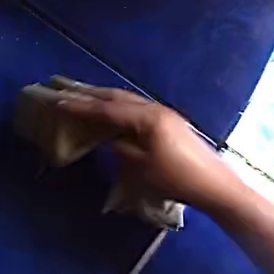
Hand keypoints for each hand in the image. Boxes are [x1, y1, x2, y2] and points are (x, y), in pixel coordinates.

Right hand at [43, 82, 249, 214]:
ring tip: (82, 95)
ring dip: (104, 97)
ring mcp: (164, 113)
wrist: (215, 185)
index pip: (107, 108)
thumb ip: (122, 149)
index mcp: (147, 118)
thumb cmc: (178, 180)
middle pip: (117, 96)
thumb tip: (109, 138)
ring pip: (127, 99)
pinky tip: (111, 111)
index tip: (58, 100)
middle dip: (90, 93)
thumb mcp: (143, 169)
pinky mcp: (169, 122)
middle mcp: (155, 108)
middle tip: (65, 88)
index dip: (81, 105)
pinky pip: (136, 107)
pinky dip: (118, 106)